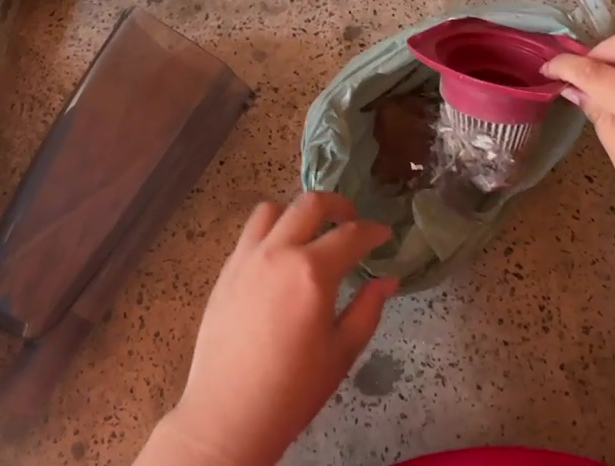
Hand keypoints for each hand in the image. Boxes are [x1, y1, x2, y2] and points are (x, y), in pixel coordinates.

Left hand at [146, 193, 397, 465]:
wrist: (230, 411)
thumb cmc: (294, 389)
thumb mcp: (342, 352)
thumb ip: (367, 309)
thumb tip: (387, 280)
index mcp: (312, 272)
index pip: (350, 235)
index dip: (372, 231)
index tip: (384, 234)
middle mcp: (278, 252)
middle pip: (310, 204)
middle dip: (338, 205)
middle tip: (351, 221)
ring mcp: (247, 256)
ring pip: (274, 208)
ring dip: (297, 212)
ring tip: (311, 232)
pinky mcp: (227, 268)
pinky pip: (251, 231)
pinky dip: (271, 229)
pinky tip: (281, 254)